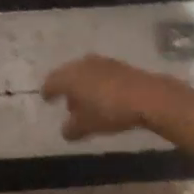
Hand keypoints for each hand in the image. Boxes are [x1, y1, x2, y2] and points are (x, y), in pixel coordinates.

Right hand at [41, 56, 177, 140]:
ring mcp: (100, 62)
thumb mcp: (87, 126)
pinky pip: (99, 73)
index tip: (47, 99)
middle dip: (66, 89)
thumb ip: (71, 129)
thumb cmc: (109, 111)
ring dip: (83, 86)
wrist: (146, 96)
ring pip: (84, 73)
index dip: (48, 92)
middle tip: (69, 105)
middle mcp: (80, 64)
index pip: (50, 83)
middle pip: (67, 75)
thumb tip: (65, 131)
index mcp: (67, 77)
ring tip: (88, 102)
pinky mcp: (117, 64)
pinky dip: (97, 83)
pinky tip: (105, 96)